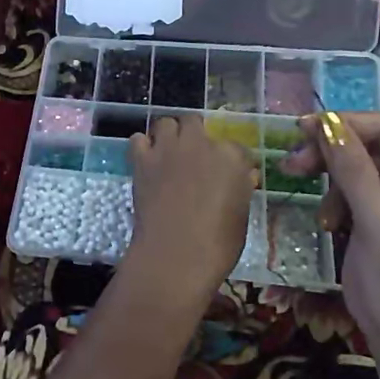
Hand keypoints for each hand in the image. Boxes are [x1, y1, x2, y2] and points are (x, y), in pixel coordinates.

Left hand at [125, 114, 254, 299]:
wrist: (175, 255)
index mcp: (232, 157)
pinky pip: (137, 139)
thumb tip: (242, 178)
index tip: (227, 173)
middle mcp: (200, 144)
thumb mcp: (241, 216)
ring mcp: (168, 149)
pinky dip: (142, 147)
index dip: (231, 160)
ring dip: (168, 135)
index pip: (235, 147)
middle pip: (195, 123)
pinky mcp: (142, 160)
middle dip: (195, 136)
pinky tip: (147, 161)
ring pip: (166, 123)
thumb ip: (240, 189)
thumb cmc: (217, 244)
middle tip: (193, 158)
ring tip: (168, 154)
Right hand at [282, 112, 379, 351]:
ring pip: (358, 169)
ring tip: (318, 211)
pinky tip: (328, 224)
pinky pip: (355, 194)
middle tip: (292, 165)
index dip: (346, 123)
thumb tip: (325, 122)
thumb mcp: (376, 221)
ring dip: (331, 182)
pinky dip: (336, 203)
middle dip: (332, 154)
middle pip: (370, 147)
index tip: (302, 130)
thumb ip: (352, 169)